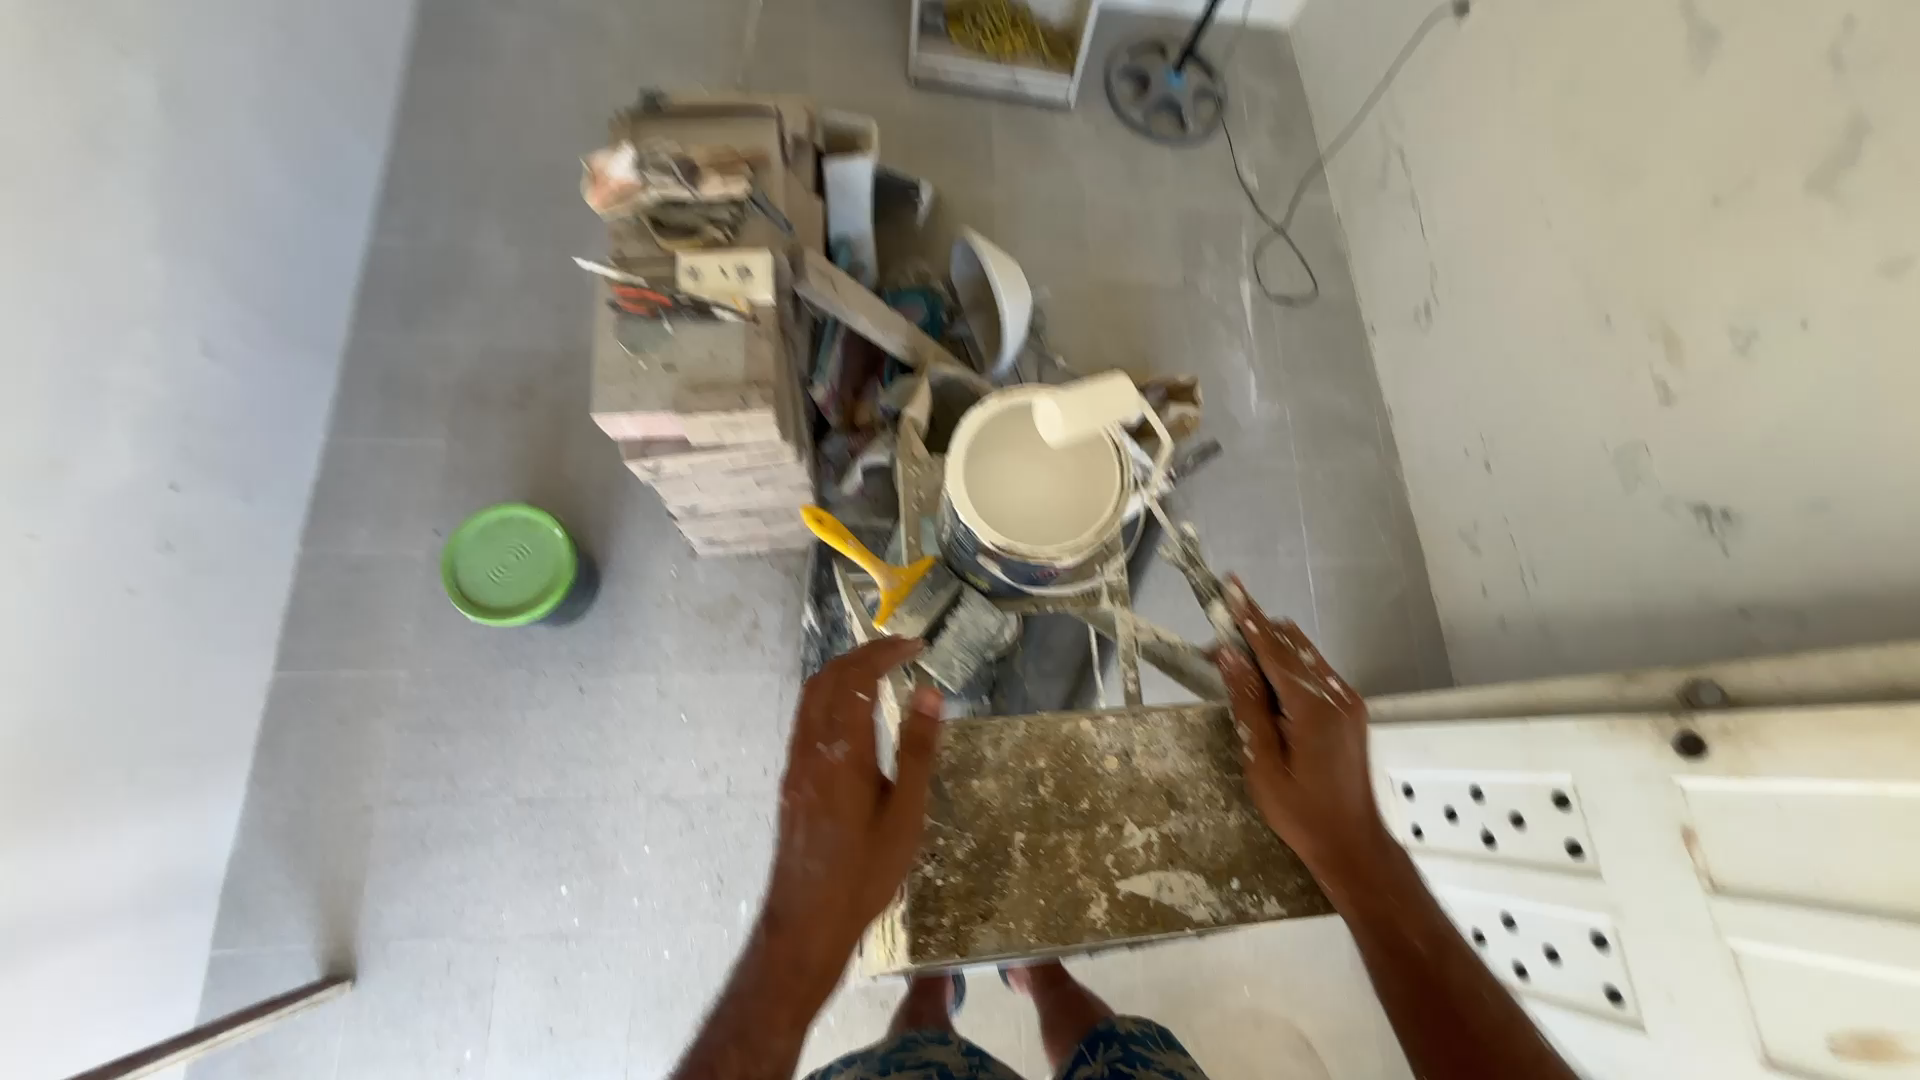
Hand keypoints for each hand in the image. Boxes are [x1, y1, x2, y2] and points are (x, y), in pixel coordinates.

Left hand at [759, 638, 943, 991]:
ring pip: (812, 693)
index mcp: (843, 749)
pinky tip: (853, 711)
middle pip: (829, 677)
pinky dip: (830, 692)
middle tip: (901, 648)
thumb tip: (929, 692)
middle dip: (864, 653)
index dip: (886, 653)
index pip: (859, 678)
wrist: (807, 920)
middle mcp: (812, 745)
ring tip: (878, 667)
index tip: (916, 645)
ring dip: (843, 670)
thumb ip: (918, 749)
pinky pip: (806, 715)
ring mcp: (796, 761)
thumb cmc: (866, 871)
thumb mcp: (906, 813)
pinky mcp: (792, 777)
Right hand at [1213, 577, 1390, 879]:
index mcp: (1313, 707)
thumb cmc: (1300, 811)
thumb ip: (1248, 704)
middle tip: (1216, 650)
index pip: (1274, 649)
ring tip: (1235, 667)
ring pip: (1304, 656)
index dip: (1249, 617)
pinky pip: (1314, 674)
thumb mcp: (1262, 761)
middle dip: (1253, 635)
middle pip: (1290, 644)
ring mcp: (1348, 702)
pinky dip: (1286, 668)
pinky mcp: (1350, 711)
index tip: (1231, 586)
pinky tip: (1264, 686)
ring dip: (1269, 650)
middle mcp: (1337, 695)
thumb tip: (1229, 656)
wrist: (1352, 843)